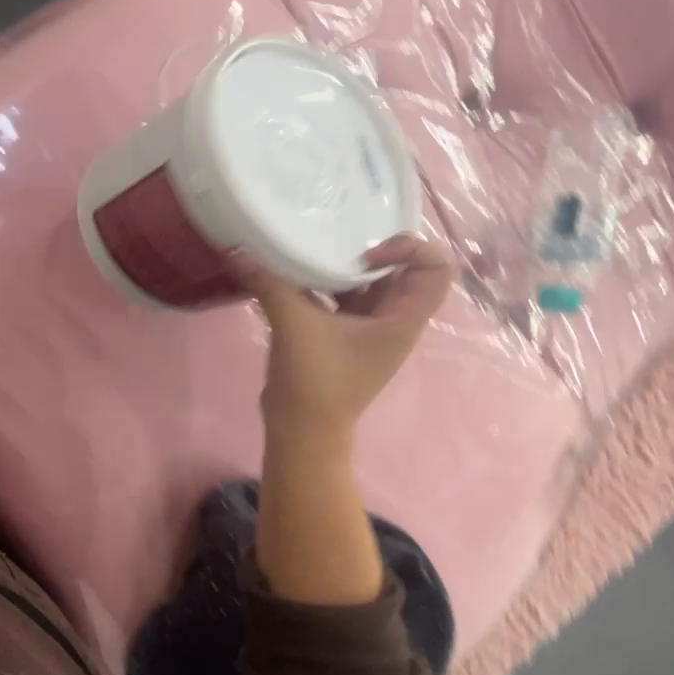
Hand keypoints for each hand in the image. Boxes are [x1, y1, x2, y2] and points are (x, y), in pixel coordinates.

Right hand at [236, 234, 453, 445]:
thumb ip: (269, 282)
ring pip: (363, 286)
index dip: (409, 250)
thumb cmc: (316, 379)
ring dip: (337, 269)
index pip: (436, 269)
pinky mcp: (338, 337)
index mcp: (402, 319)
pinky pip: (336, 300)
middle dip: (365, 252)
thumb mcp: (294, 324)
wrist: (303, 429)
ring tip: (304, 257)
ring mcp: (365, 331)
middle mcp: (392, 321)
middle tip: (329, 245)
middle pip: (398, 272)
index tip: (364, 255)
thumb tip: (237, 248)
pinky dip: (317, 286)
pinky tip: (286, 280)